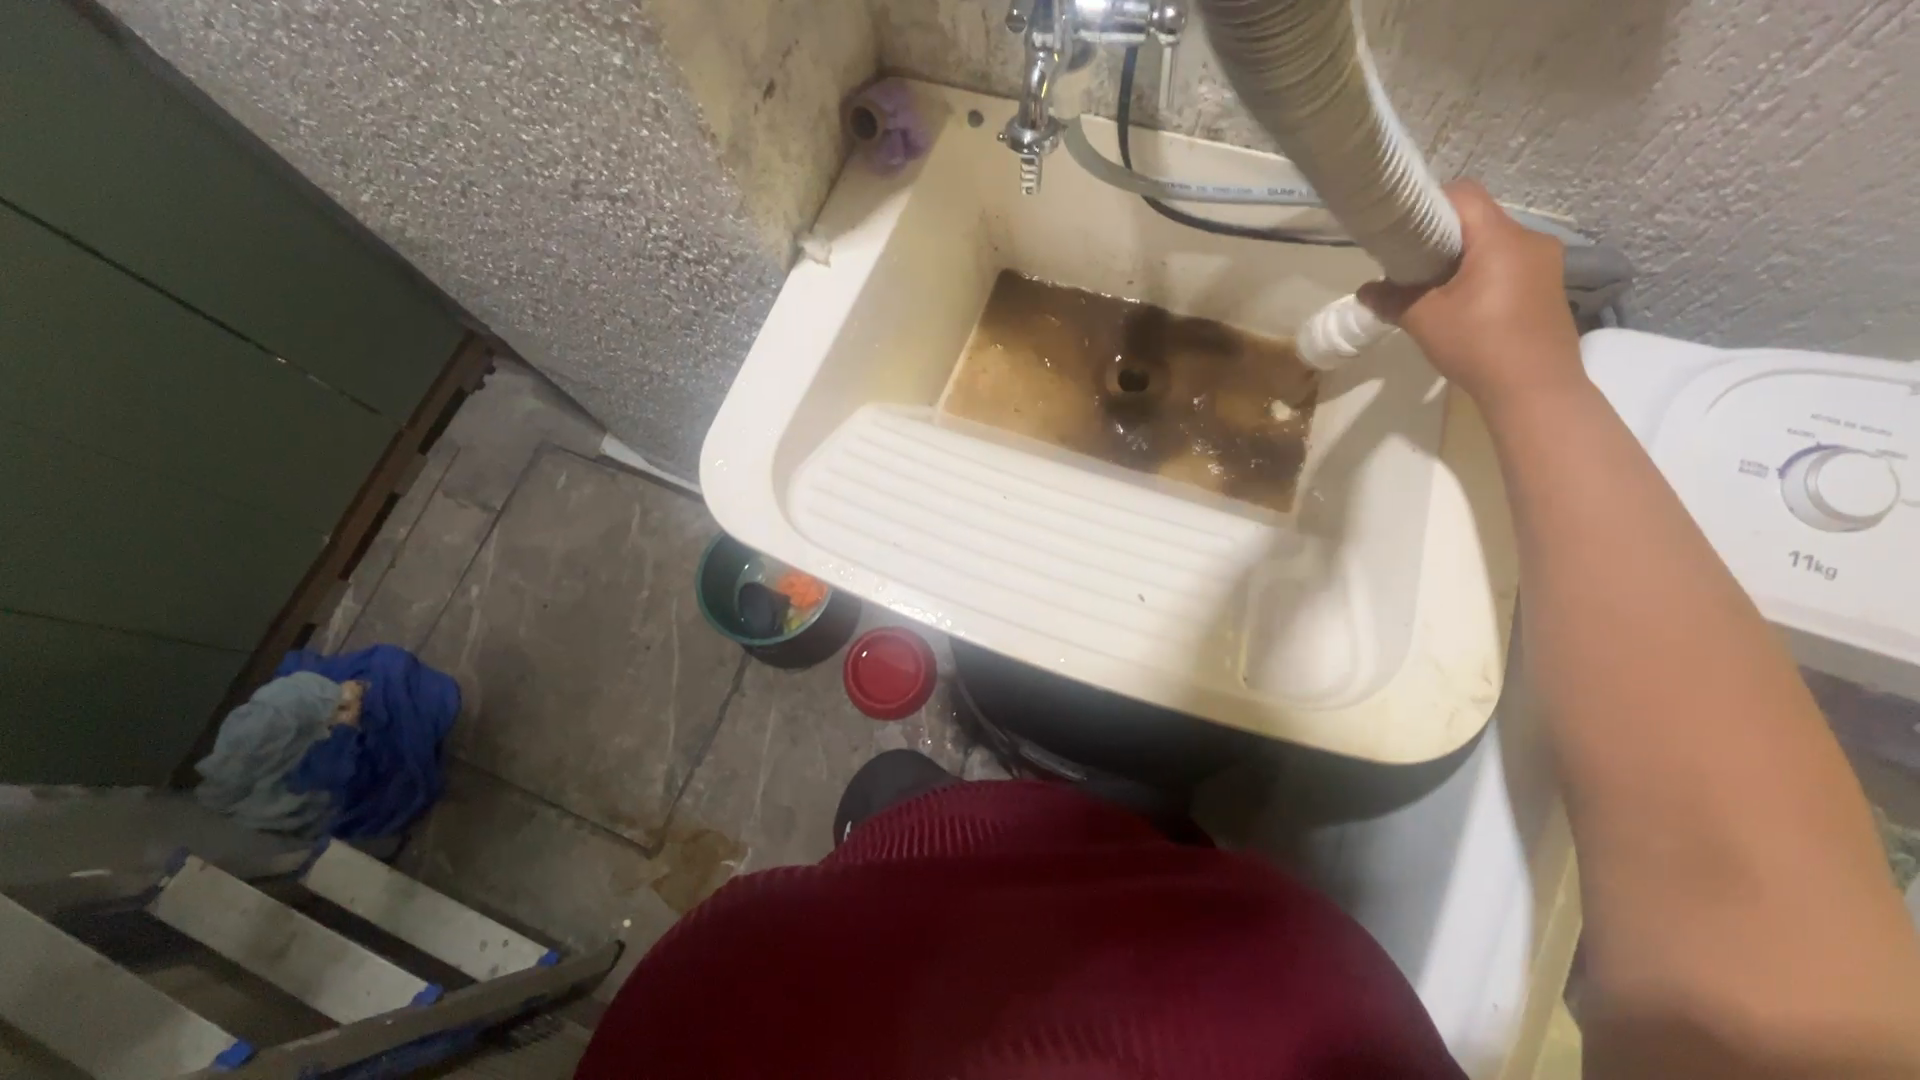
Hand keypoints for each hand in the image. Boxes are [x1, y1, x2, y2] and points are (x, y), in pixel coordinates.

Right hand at [1358, 181, 1585, 410]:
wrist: (1535, 390)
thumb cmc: (1479, 346)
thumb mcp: (1424, 321)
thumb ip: (1392, 298)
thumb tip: (1365, 291)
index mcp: (1500, 238)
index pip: (1463, 195)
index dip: (1429, 203)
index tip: (1403, 230)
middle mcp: (1529, 240)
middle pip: (1478, 219)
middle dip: (1442, 236)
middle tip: (1412, 265)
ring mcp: (1545, 263)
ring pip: (1494, 243)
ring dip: (1462, 258)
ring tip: (1436, 290)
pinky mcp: (1548, 286)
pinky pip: (1509, 264)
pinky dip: (1483, 274)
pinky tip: (1465, 306)